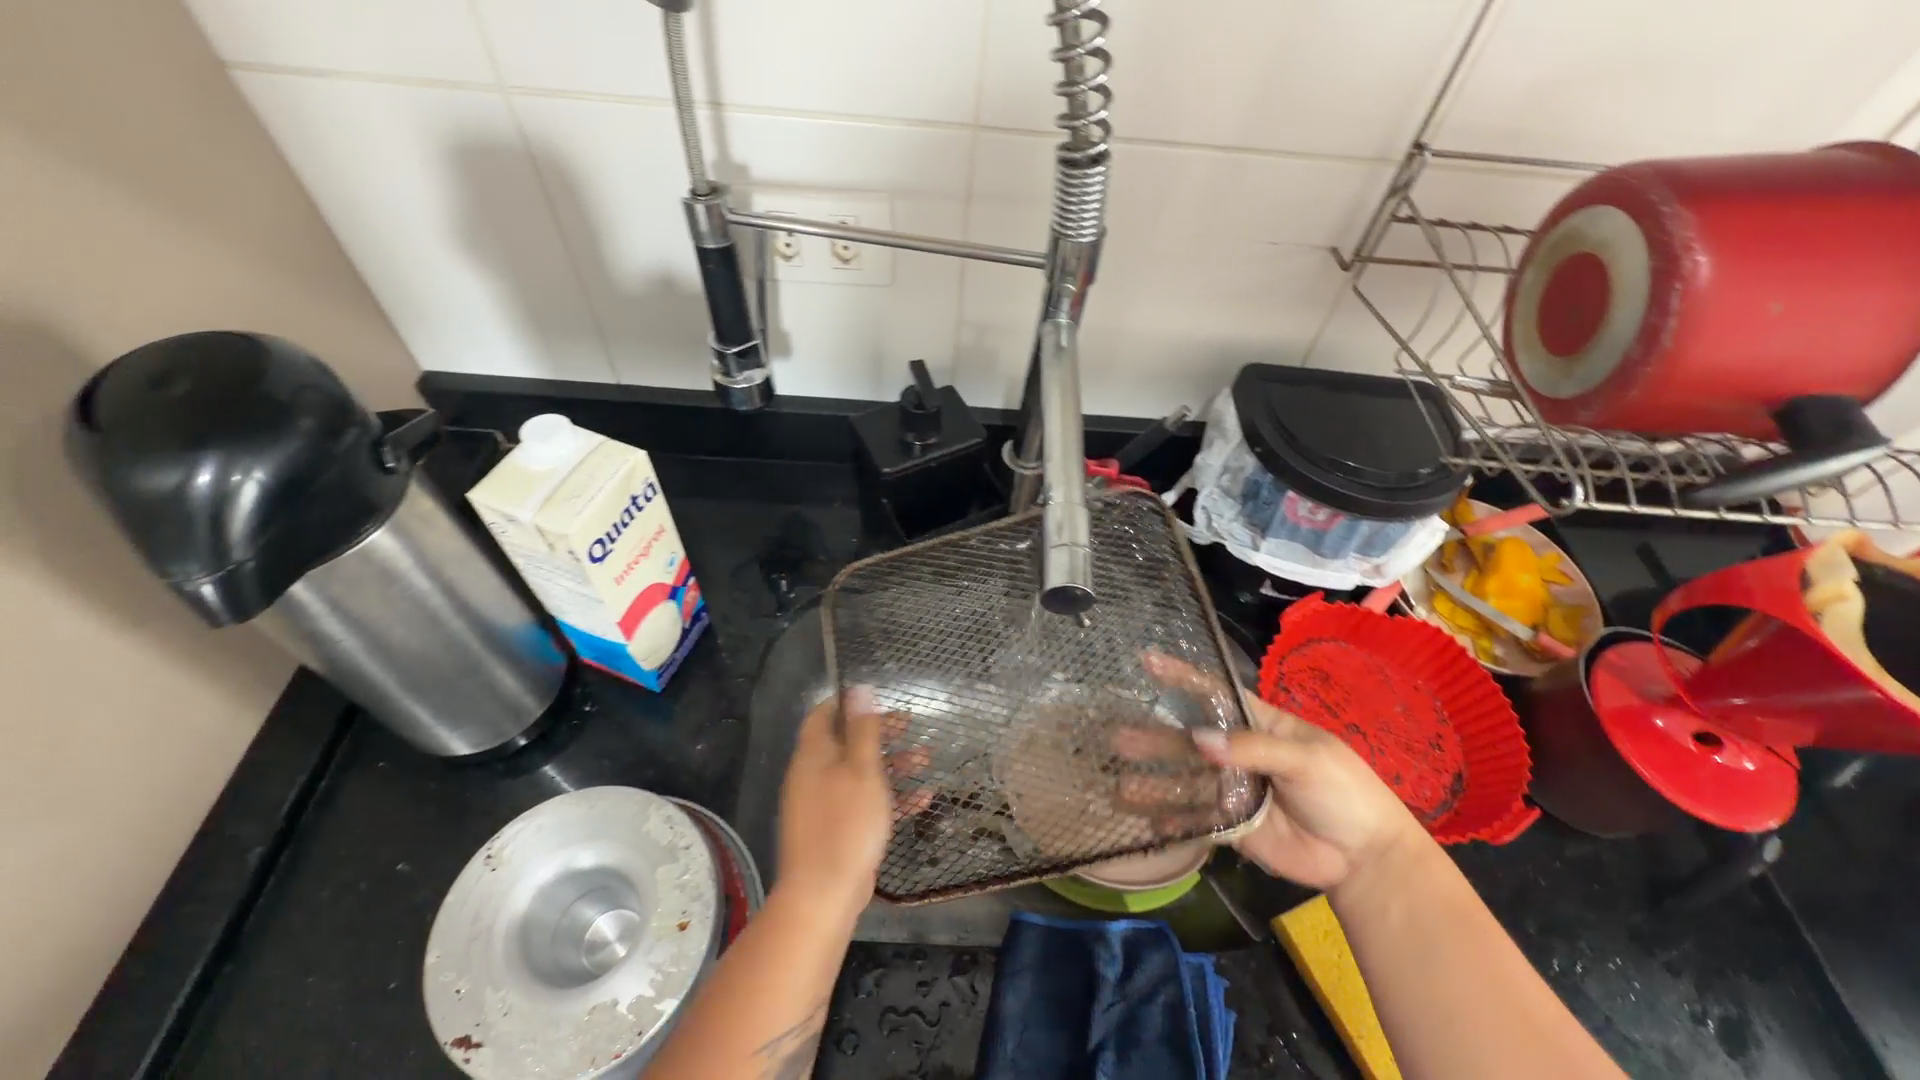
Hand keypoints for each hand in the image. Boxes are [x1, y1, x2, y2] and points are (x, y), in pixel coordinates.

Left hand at [775, 688, 929, 918]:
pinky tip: (924, 799)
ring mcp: (825, 805)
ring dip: (892, 764)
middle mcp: (814, 776)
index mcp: (813, 755)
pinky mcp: (840, 831)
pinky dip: (892, 798)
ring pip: (860, 774)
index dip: (848, 702)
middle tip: (910, 724)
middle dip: (879, 732)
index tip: (878, 697)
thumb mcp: (860, 769)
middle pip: (846, 743)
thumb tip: (858, 688)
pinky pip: (867, 805)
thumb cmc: (845, 822)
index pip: (823, 715)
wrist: (824, 891)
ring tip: (926, 758)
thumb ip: (862, 729)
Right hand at [1144, 652, 1427, 892]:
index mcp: (1262, 725)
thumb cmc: (1344, 792)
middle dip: (1155, 737)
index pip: (1216, 694)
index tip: (1149, 661)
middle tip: (1117, 735)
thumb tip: (1198, 742)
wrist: (1365, 857)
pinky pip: (1195, 819)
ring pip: (1186, 781)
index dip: (1183, 678)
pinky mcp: (1233, 827)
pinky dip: (1170, 820)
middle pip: (1191, 741)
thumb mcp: (1305, 759)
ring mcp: (1234, 791)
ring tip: (1117, 781)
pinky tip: (1143, 819)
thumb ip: (1251, 749)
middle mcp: (1240, 754)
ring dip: (1154, 780)